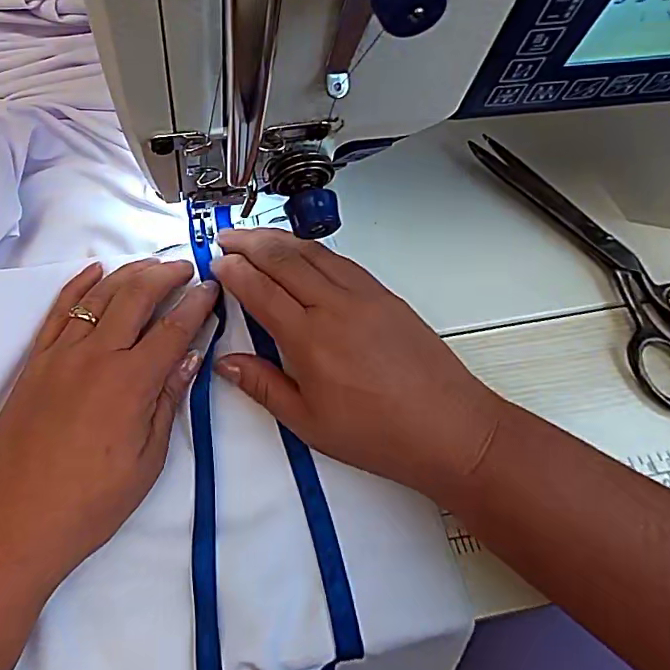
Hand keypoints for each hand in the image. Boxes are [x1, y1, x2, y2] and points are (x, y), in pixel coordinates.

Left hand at [0, 258, 218, 578]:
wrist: (16, 518)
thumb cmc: (90, 502)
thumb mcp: (147, 461)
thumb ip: (167, 401)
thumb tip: (190, 357)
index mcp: (131, 382)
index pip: (173, 329)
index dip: (196, 304)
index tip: (211, 287)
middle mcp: (96, 355)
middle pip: (136, 297)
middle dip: (165, 275)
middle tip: (185, 268)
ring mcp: (61, 352)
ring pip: (99, 295)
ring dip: (128, 273)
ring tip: (150, 264)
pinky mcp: (35, 359)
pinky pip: (58, 309)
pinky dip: (77, 284)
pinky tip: (93, 270)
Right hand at [211, 229, 503, 497]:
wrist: (452, 431)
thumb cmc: (385, 433)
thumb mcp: (309, 422)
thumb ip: (263, 386)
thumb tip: (229, 364)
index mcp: (311, 340)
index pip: (259, 289)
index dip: (233, 271)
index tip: (217, 264)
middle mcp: (335, 308)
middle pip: (281, 258)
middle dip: (247, 242)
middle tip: (227, 239)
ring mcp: (363, 296)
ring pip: (310, 251)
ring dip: (277, 238)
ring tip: (255, 236)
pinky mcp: (384, 295)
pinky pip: (339, 259)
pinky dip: (311, 248)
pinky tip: (301, 251)